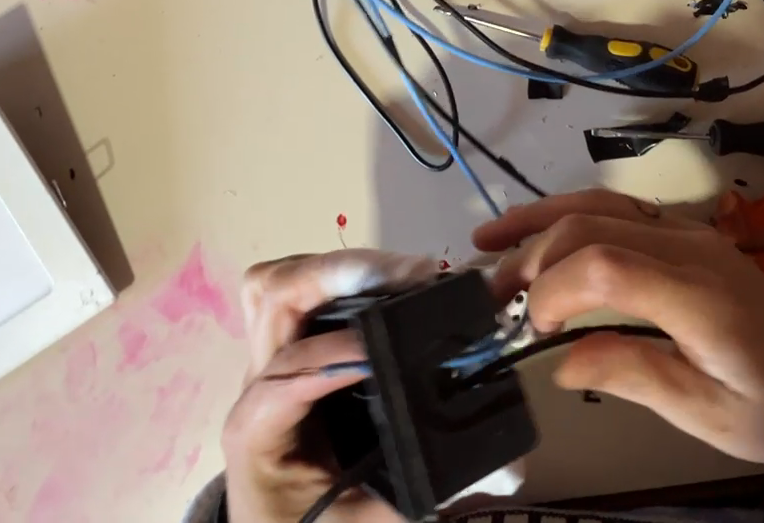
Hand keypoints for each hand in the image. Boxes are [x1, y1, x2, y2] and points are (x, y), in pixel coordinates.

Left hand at [221, 250, 436, 522]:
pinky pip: (294, 289)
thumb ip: (430, 487)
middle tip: (408, 276)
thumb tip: (506, 464)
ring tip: (398, 272)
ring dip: (336, 266)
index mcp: (261, 432)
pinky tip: (387, 280)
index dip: (330, 357)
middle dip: (339, 276)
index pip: (284, 377)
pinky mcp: (289, 345)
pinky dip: (337, 274)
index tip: (383, 354)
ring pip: (276, 282)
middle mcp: (257, 383)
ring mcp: (269, 358)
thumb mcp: (373, 517)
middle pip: (272, 300)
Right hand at [474, 189, 763, 502]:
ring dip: (540, 222)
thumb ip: (634, 376)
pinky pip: (617, 210)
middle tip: (493, 299)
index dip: (554, 288)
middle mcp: (690, 247)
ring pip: (600, 205)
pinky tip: (537, 228)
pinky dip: (569, 215)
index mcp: (701, 297)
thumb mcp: (707, 416)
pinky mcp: (683, 231)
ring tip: (488, 245)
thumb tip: (560, 360)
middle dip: (534, 257)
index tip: (529, 330)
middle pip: (593, 225)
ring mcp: (687, 231)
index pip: (607, 266)